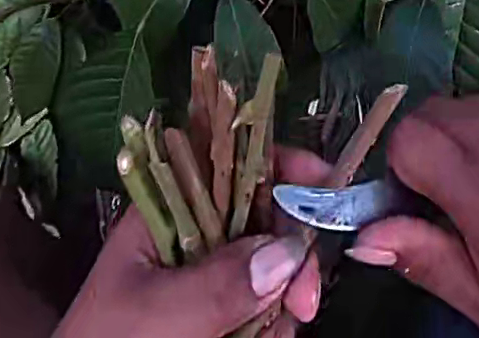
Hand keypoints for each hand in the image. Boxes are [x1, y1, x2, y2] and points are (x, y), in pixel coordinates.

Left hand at [53, 151, 321, 337]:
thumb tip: (287, 251)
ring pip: (277, 259)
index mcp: (172, 206)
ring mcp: (213, 270)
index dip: (285, 162)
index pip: (236, 158)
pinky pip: (270, 302)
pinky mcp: (224, 309)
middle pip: (269, 209)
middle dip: (296, 248)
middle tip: (305, 300)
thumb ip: (215, 284)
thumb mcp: (153, 319)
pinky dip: (278, 323)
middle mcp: (199, 228)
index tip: (325, 188)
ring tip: (276, 337)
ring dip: (290, 295)